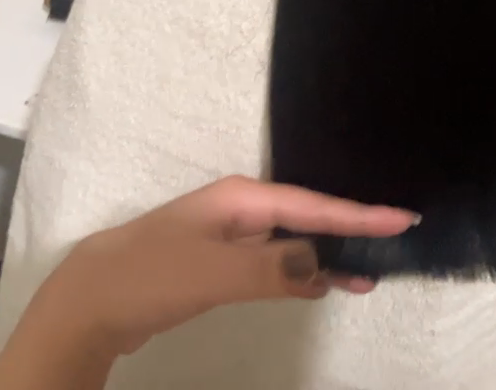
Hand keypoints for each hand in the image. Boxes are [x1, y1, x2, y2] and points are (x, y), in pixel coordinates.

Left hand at [0, 176, 417, 387]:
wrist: (94, 297)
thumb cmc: (152, 273)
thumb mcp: (214, 271)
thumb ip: (270, 266)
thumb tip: (322, 261)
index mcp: (240, 198)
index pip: (311, 205)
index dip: (357, 213)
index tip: (401, 217)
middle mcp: (239, 209)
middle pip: (306, 217)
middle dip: (349, 230)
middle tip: (395, 243)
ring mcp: (229, 235)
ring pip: (292, 241)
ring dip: (328, 255)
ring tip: (368, 273)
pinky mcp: (221, 262)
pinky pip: (274, 262)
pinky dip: (300, 271)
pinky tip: (320, 284)